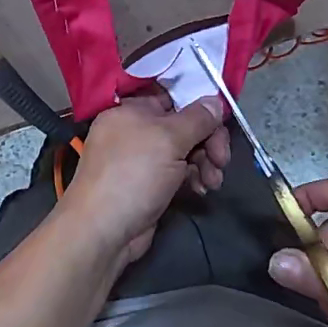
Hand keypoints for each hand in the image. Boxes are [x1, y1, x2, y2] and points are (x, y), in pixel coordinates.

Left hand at [53, 90, 229, 267]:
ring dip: (205, 162)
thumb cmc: (133, 174)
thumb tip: (216, 100)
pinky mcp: (150, 184)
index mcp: (131, 110)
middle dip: (208, 140)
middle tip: (221, 158)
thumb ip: (197, 118)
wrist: (103, 231)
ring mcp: (142, 159)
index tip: (223, 118)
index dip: (200, 105)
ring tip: (212, 181)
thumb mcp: (168, 139)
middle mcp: (135, 130)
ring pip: (185, 150)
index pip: (172, 96)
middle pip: (183, 125)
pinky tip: (201, 190)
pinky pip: (179, 172)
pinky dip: (193, 177)